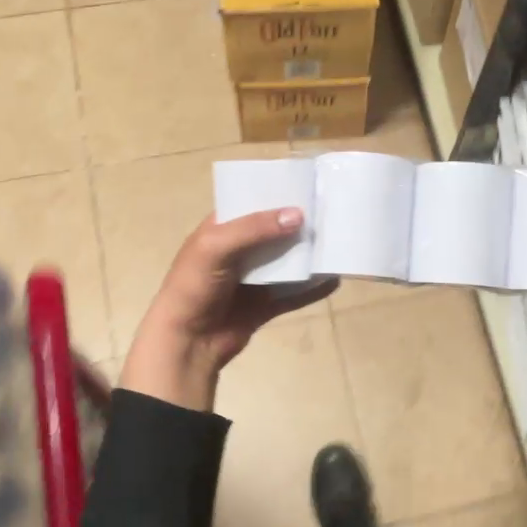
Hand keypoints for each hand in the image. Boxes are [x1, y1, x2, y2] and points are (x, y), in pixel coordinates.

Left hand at [119, 210, 337, 411]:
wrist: (188, 342)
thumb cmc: (193, 287)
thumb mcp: (216, 247)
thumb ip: (255, 229)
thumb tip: (299, 215)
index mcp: (220, 229)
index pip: (251, 203)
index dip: (277, 194)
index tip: (310, 185)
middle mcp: (237, 251)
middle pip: (274, 232)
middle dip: (300, 225)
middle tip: (332, 213)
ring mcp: (252, 279)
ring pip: (286, 262)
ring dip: (308, 256)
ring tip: (338, 243)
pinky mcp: (264, 304)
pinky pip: (292, 293)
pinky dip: (311, 288)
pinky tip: (333, 282)